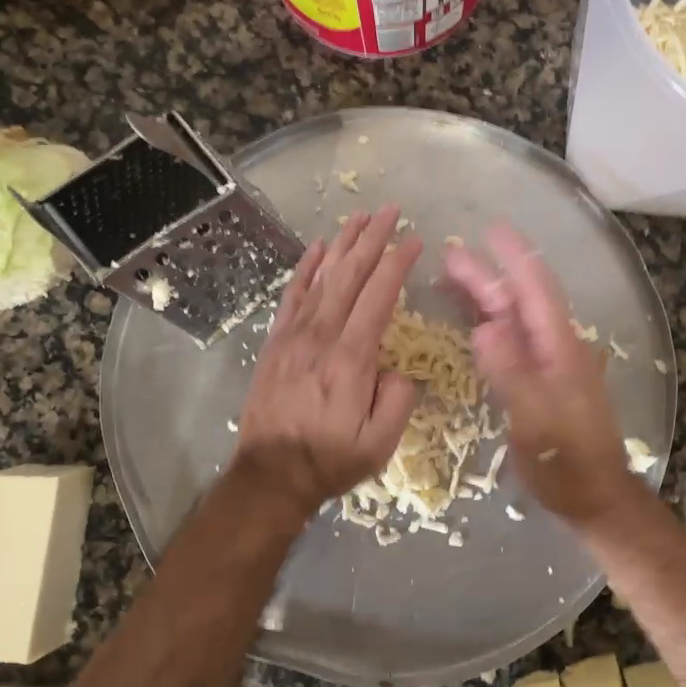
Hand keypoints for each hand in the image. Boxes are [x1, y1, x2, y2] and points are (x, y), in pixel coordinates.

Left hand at [234, 205, 422, 517]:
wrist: (270, 476)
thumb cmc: (329, 461)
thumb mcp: (379, 445)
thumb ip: (398, 401)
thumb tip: (398, 369)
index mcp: (351, 359)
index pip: (379, 297)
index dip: (397, 264)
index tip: (414, 240)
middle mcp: (321, 337)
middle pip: (350, 275)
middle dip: (372, 239)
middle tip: (391, 210)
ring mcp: (295, 336)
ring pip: (322, 277)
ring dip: (343, 244)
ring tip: (360, 217)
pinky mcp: (277, 342)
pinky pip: (292, 295)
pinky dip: (306, 268)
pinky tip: (317, 248)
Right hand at [443, 224, 644, 525]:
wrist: (595, 496)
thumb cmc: (567, 462)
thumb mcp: (537, 420)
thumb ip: (512, 373)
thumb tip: (483, 330)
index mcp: (560, 347)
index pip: (536, 289)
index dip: (514, 257)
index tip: (490, 230)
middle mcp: (555, 347)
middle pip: (519, 299)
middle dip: (487, 274)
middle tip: (449, 253)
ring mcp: (548, 365)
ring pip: (513, 319)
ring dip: (485, 296)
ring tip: (450, 276)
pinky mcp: (539, 382)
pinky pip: (510, 342)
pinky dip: (487, 325)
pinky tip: (470, 324)